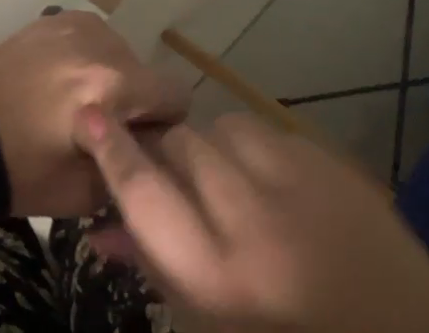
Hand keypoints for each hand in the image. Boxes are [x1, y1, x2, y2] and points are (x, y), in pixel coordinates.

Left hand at [0, 11, 186, 217]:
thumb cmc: (21, 170)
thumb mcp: (86, 192)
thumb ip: (130, 167)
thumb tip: (145, 150)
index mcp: (113, 86)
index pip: (176, 94)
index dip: (164, 123)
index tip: (138, 141)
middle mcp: (99, 45)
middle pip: (146, 70)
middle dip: (134, 98)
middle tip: (101, 126)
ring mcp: (70, 26)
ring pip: (117, 49)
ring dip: (109, 73)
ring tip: (75, 101)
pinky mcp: (47, 20)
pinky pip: (88, 34)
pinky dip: (84, 54)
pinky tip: (59, 79)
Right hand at [74, 110, 428, 332]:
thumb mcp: (212, 324)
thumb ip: (154, 270)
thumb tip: (98, 232)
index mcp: (217, 277)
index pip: (144, 192)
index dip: (111, 149)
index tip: (89, 115)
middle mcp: (255, 224)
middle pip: (181, 146)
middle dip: (165, 151)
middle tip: (174, 175)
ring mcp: (304, 190)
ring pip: (225, 126)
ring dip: (212, 145)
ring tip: (227, 178)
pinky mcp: (340, 171)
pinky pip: (274, 132)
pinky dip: (259, 151)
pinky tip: (272, 184)